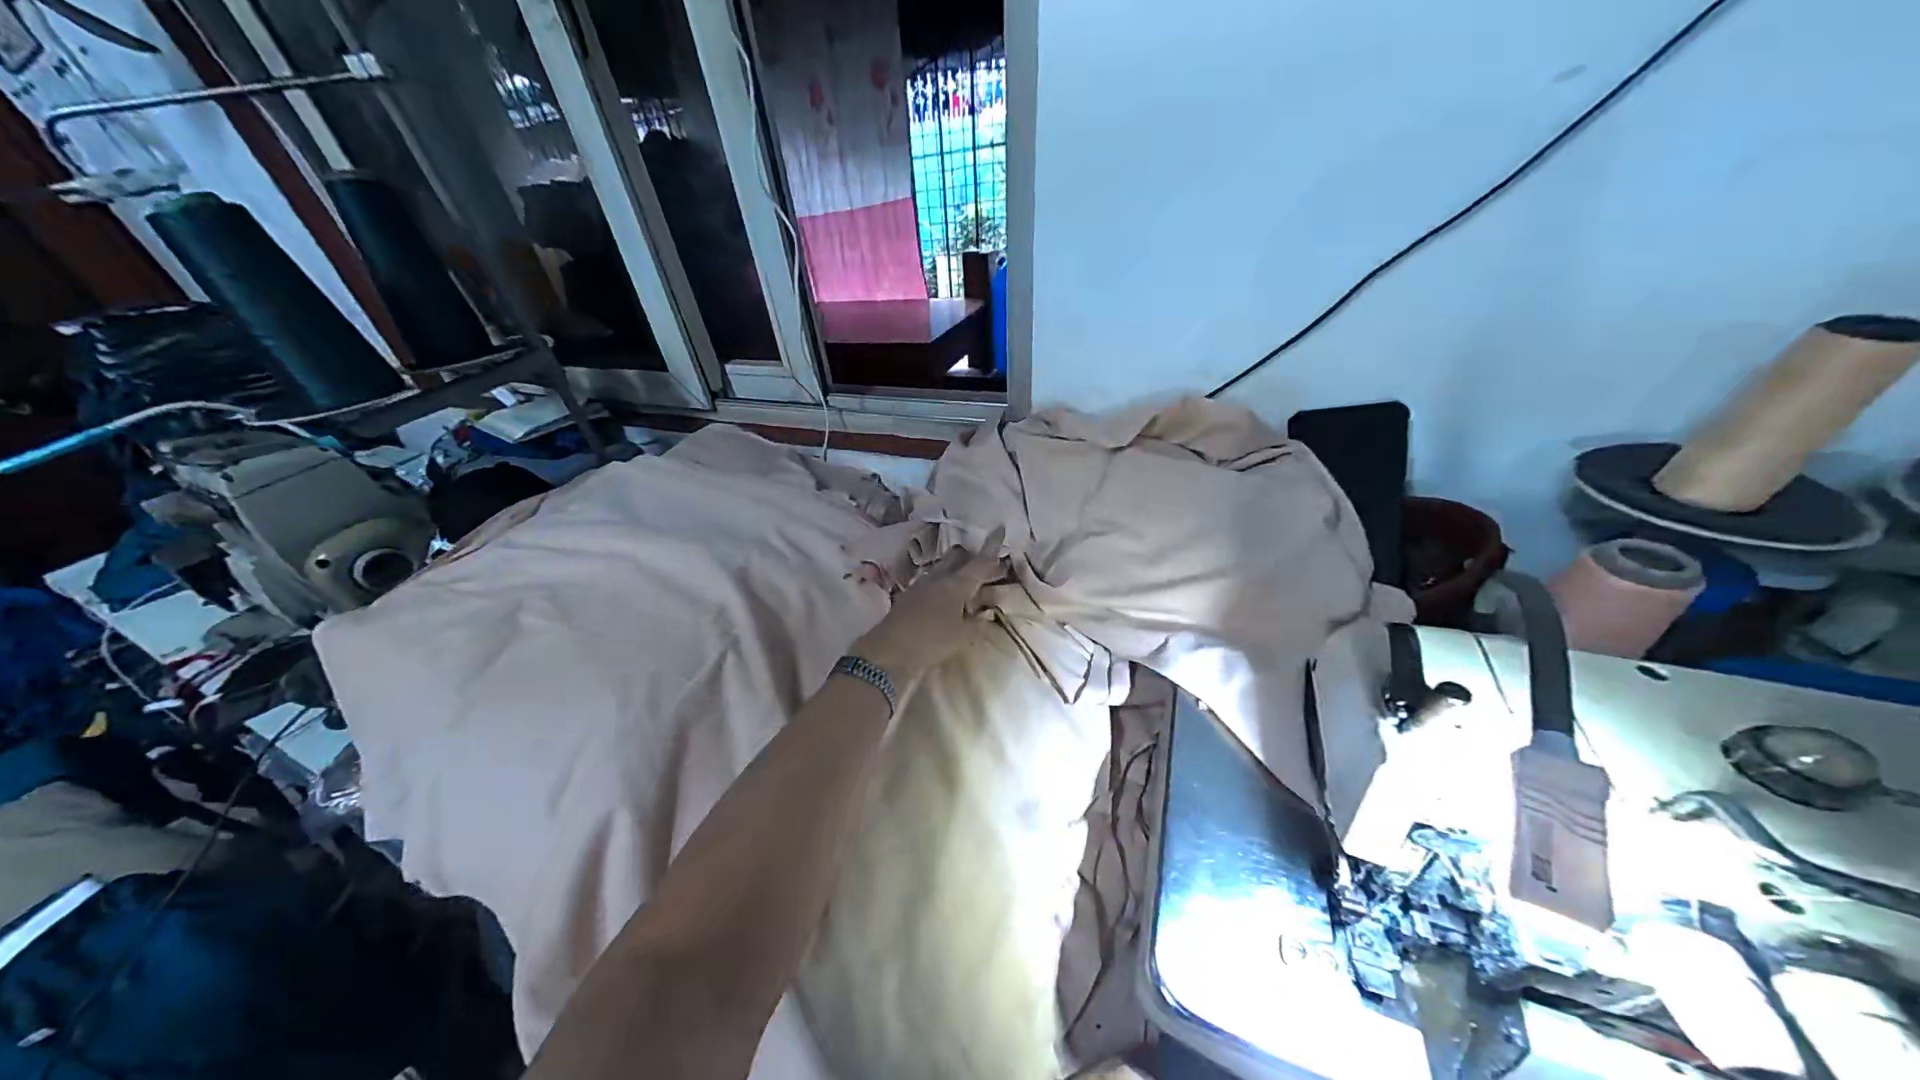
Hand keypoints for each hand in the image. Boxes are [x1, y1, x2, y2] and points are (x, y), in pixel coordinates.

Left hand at [851, 528, 1004, 682]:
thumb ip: (977, 623)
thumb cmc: (931, 641)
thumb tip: (987, 613)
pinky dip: (943, 584)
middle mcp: (939, 577)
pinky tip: (946, 598)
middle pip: (957, 556)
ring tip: (967, 585)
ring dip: (956, 570)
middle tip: (985, 567)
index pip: (979, 562)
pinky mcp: (909, 595)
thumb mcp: (962, 637)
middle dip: (971, 556)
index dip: (992, 550)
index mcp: (956, 584)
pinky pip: (931, 581)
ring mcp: (921, 584)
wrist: (888, 650)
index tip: (1000, 531)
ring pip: (943, 567)